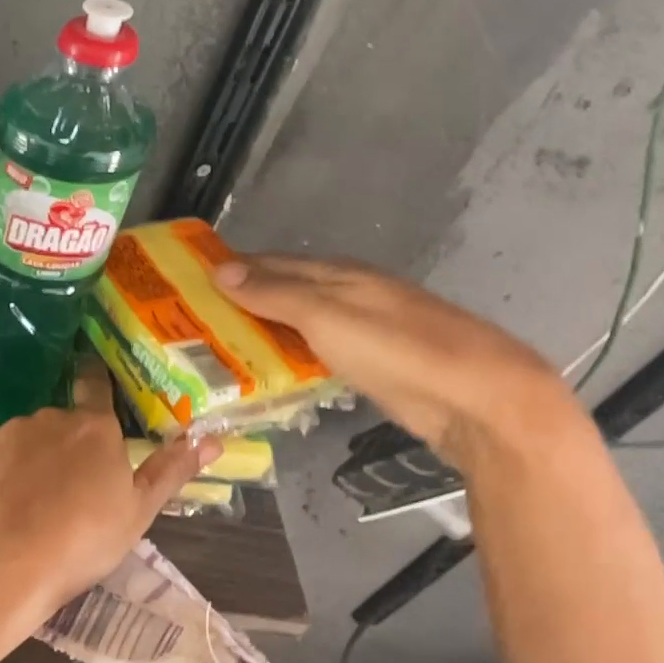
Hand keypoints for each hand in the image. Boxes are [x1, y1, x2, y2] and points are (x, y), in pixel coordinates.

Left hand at [0, 358, 221, 624]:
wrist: (2, 564)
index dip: (96, 382)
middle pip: (62, 422)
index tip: (92, 378)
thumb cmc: (82, 542)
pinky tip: (2, 503)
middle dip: (66, 445)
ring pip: (27, 438)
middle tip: (68, 489)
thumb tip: (212, 439)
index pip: (95, 386)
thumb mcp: (139, 512)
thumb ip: (172, 470)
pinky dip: (1, 471)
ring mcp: (7, 432)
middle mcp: (49, 418)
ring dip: (33, 458)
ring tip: (32, 503)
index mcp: (94, 429)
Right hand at [213, 254, 582, 465]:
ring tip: (212, 347)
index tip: (186, 282)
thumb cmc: (397, 349)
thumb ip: (274, 293)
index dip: (232, 269)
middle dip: (240, 301)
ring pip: (296, 325)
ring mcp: (361, 332)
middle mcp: (349, 296)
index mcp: (339, 274)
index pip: (272, 263)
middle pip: (283, 292)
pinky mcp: (368, 366)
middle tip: (190, 319)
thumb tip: (219, 269)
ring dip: (259, 332)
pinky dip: (283, 356)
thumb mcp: (326, 315)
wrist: (477, 399)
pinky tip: (262, 370)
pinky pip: (311, 353)